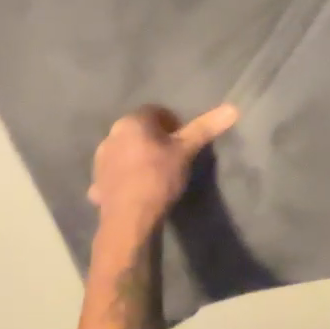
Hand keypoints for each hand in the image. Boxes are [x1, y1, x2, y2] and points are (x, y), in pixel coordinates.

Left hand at [89, 104, 238, 236]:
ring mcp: (101, 159)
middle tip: (173, 157)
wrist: (129, 220)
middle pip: (140, 130)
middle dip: (156, 139)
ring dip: (140, 155)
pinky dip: (126, 176)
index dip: (174, 124)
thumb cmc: (159, 178)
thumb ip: (205, 128)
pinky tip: (137, 189)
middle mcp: (111, 135)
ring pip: (127, 150)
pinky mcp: (97, 181)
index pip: (157, 111)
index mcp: (132, 122)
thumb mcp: (186, 151)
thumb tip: (233, 108)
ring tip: (157, 174)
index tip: (184, 142)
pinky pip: (115, 172)